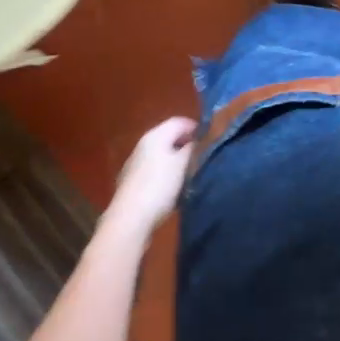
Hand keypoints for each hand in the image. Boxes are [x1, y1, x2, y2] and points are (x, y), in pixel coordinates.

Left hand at [104, 118, 195, 235]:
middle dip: (186, 145)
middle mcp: (143, 145)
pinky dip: (165, 174)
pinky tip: (172, 188)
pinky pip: (154, 170)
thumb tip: (198, 141)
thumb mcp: (182, 165)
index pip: (178, 121)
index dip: (195, 128)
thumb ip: (192, 149)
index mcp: (155, 136)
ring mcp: (135, 163)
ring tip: (190, 174)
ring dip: (176, 161)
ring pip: (161, 155)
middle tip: (201, 157)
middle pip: (169, 137)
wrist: (130, 218)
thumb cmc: (159, 186)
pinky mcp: (132, 182)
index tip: (209, 140)